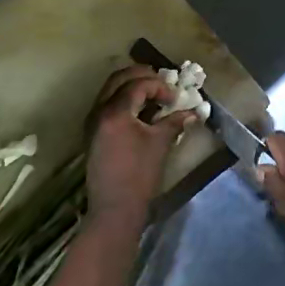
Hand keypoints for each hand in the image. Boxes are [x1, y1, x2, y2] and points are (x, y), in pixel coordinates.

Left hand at [84, 66, 196, 225]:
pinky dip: (123, 100)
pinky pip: (106, 105)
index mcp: (115, 112)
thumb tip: (192, 112)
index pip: (137, 85)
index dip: (159, 86)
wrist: (115, 208)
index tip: (175, 98)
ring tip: (152, 94)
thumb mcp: (160, 144)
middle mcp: (99, 111)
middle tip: (162, 82)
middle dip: (141, 76)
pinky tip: (140, 111)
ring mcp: (92, 122)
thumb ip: (174, 122)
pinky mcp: (92, 134)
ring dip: (131, 87)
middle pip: (118, 80)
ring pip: (110, 91)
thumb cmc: (139, 176)